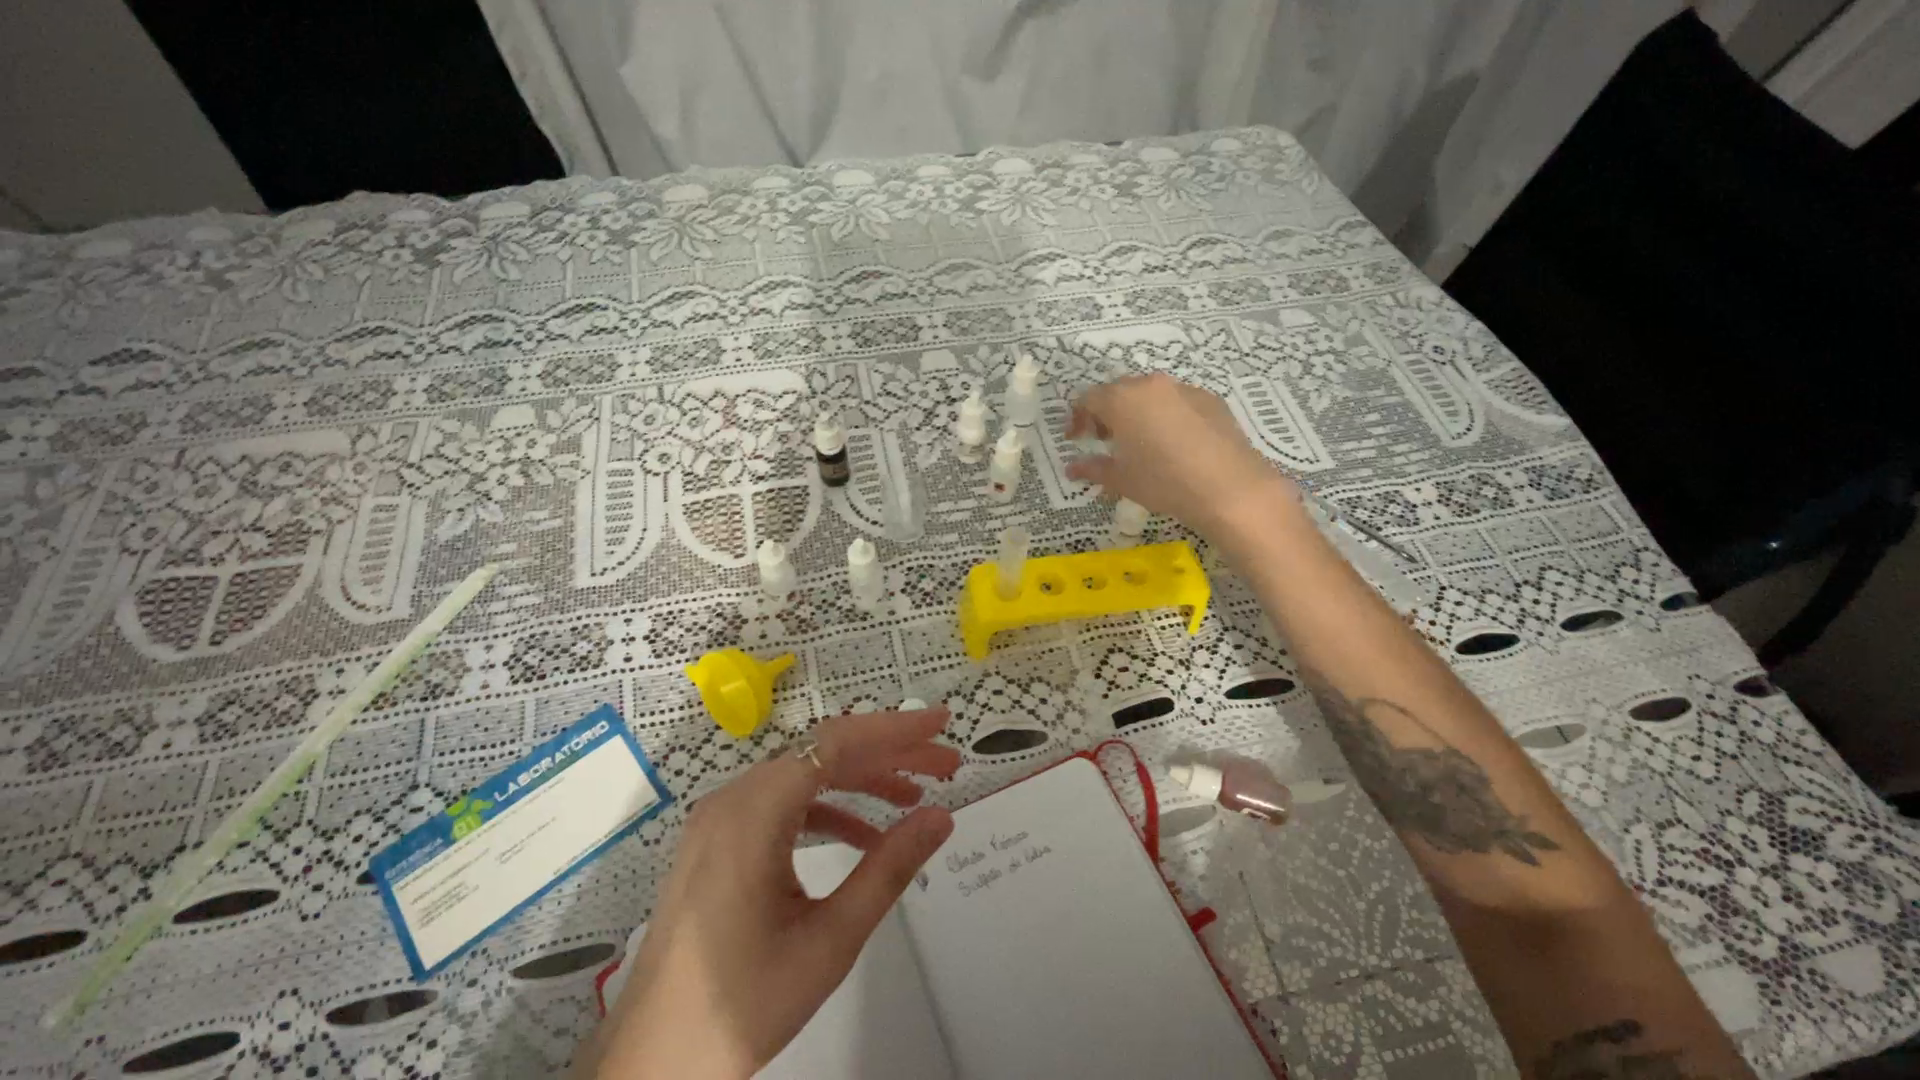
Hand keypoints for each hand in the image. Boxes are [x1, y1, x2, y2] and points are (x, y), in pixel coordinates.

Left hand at [589, 709, 960, 1078]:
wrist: (657, 1057)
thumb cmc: (745, 1001)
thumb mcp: (830, 938)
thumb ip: (888, 870)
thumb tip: (941, 817)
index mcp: (751, 815)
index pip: (833, 744)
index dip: (893, 729)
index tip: (942, 724)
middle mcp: (730, 802)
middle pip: (818, 755)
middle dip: (886, 755)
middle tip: (945, 767)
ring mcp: (718, 822)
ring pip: (800, 778)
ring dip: (859, 782)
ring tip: (914, 800)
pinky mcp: (717, 844)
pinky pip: (779, 807)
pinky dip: (826, 811)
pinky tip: (865, 837)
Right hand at [1065, 374, 1299, 540]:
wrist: (1229, 487)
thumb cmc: (1164, 482)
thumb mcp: (1122, 480)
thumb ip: (1093, 469)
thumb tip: (1072, 468)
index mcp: (1121, 400)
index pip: (1088, 399)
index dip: (1078, 418)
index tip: (1077, 439)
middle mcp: (1151, 385)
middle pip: (1119, 391)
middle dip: (1107, 414)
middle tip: (1106, 441)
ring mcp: (1184, 389)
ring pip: (1151, 394)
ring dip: (1138, 412)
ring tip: (1142, 442)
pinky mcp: (1211, 399)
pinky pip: (1178, 402)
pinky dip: (1168, 416)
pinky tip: (1175, 444)